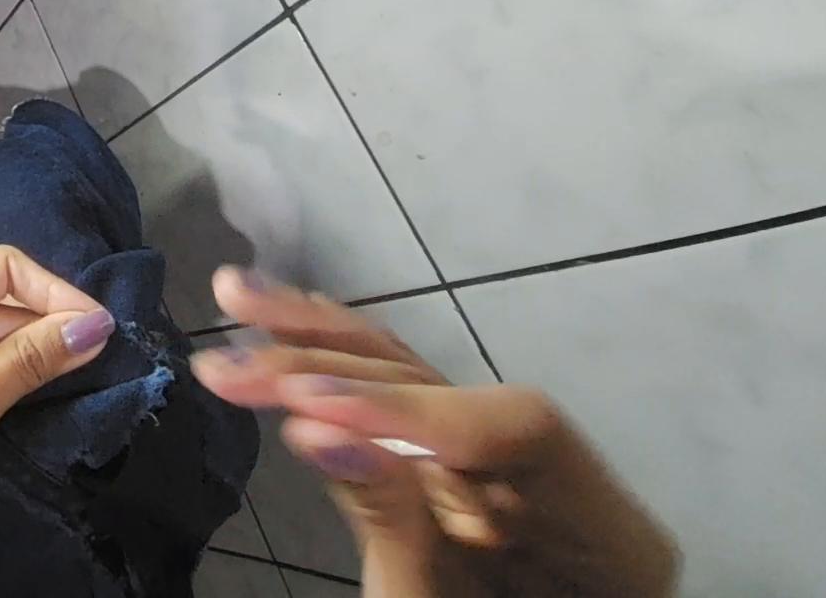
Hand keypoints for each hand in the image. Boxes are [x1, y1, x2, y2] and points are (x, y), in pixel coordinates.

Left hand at [0, 245, 115, 597]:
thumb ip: (29, 359)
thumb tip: (94, 324)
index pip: (6, 268)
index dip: (56, 290)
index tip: (102, 330)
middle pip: (8, 302)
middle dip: (54, 325)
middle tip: (108, 363)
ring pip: (4, 339)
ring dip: (43, 356)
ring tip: (93, 381)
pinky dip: (23, 380)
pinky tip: (55, 399)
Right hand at [190, 267, 678, 596]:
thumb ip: (390, 521)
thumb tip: (309, 426)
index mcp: (599, 531)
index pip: (515, 427)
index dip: (408, 408)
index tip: (302, 409)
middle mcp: (545, 471)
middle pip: (437, 385)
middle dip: (322, 369)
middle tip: (226, 367)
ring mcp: (484, 456)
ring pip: (401, 370)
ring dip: (308, 335)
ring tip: (234, 293)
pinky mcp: (431, 452)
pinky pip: (379, 389)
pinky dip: (320, 353)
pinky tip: (273, 315)